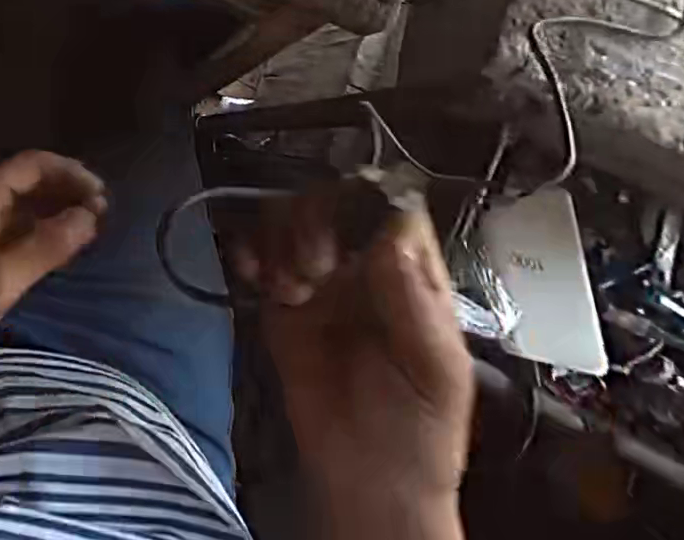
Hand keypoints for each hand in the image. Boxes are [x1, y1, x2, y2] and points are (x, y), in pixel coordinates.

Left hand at [0, 150, 106, 416]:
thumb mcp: (1, 279)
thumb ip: (47, 245)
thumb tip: (89, 217)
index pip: (35, 164)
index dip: (72, 173)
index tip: (102, 195)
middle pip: (31, 178)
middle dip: (67, 190)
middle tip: (101, 214)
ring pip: (23, 201)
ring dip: (56, 209)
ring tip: (88, 228)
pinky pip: (13, 222)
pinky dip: (39, 227)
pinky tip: (58, 244)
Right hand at [232, 195, 473, 538]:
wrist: (366, 483)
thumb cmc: (419, 430)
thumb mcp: (436, 373)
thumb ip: (417, 306)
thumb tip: (393, 238)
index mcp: (408, 272)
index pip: (390, 208)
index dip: (367, 200)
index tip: (347, 223)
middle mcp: (360, 262)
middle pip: (330, 202)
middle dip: (314, 220)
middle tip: (314, 265)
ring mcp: (316, 277)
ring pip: (289, 219)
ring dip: (280, 239)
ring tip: (289, 288)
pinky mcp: (278, 299)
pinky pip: (256, 255)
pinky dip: (246, 252)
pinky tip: (251, 274)